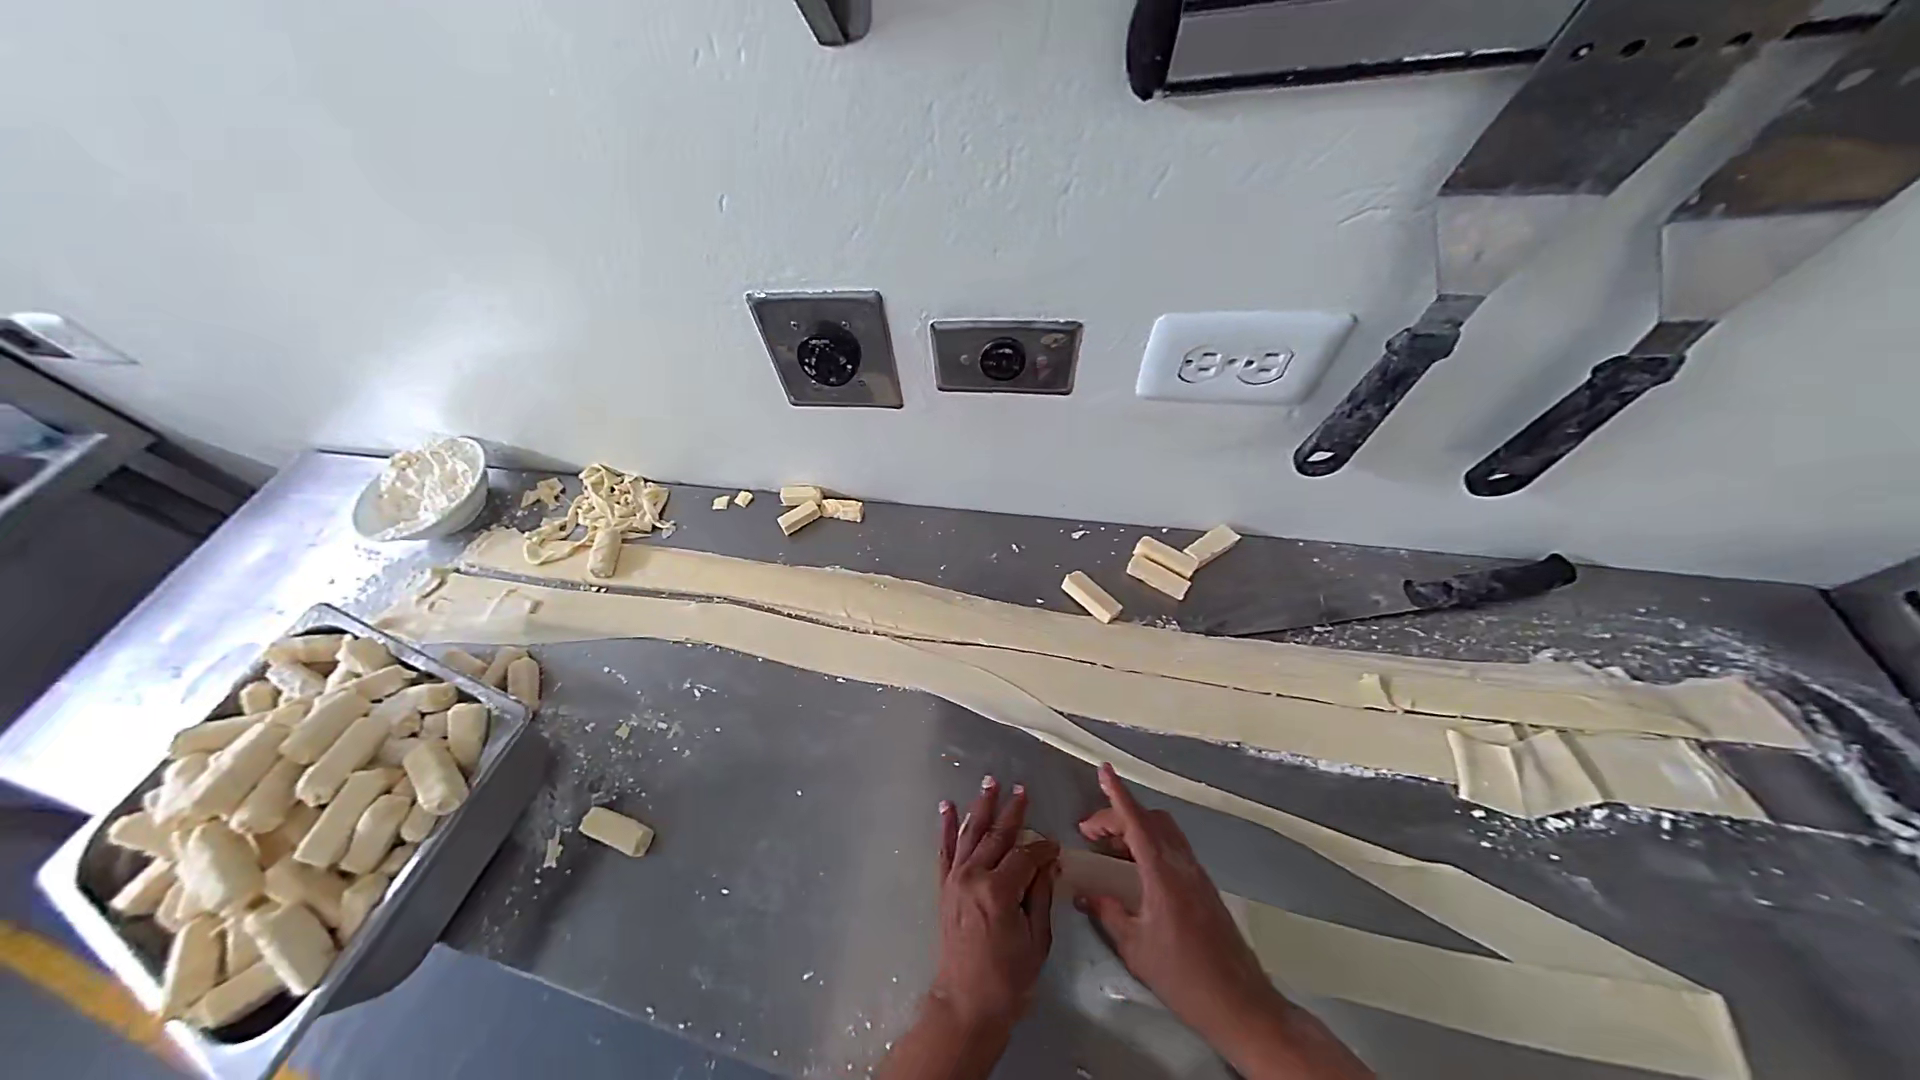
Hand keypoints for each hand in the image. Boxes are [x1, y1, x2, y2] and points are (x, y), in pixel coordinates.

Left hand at [929, 775, 1057, 1030]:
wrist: (966, 1003)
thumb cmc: (1008, 979)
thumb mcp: (1037, 940)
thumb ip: (1041, 896)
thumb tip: (1048, 864)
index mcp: (999, 890)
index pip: (1026, 855)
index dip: (1043, 848)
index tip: (1055, 846)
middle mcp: (974, 877)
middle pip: (997, 836)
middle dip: (1012, 811)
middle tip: (1021, 790)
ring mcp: (955, 880)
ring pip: (971, 834)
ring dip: (981, 807)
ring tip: (989, 783)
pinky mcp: (944, 887)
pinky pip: (945, 850)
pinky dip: (947, 827)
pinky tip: (947, 806)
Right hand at [1074, 764, 1272, 1025]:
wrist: (1239, 1003)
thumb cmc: (1183, 976)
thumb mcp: (1135, 947)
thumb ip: (1108, 913)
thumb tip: (1085, 894)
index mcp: (1162, 873)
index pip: (1136, 821)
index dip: (1118, 793)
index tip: (1104, 770)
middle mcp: (1181, 864)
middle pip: (1149, 819)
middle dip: (1117, 815)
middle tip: (1089, 832)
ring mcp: (1196, 873)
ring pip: (1164, 830)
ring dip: (1135, 827)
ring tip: (1109, 847)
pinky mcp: (1204, 886)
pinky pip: (1173, 846)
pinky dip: (1150, 841)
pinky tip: (1136, 866)